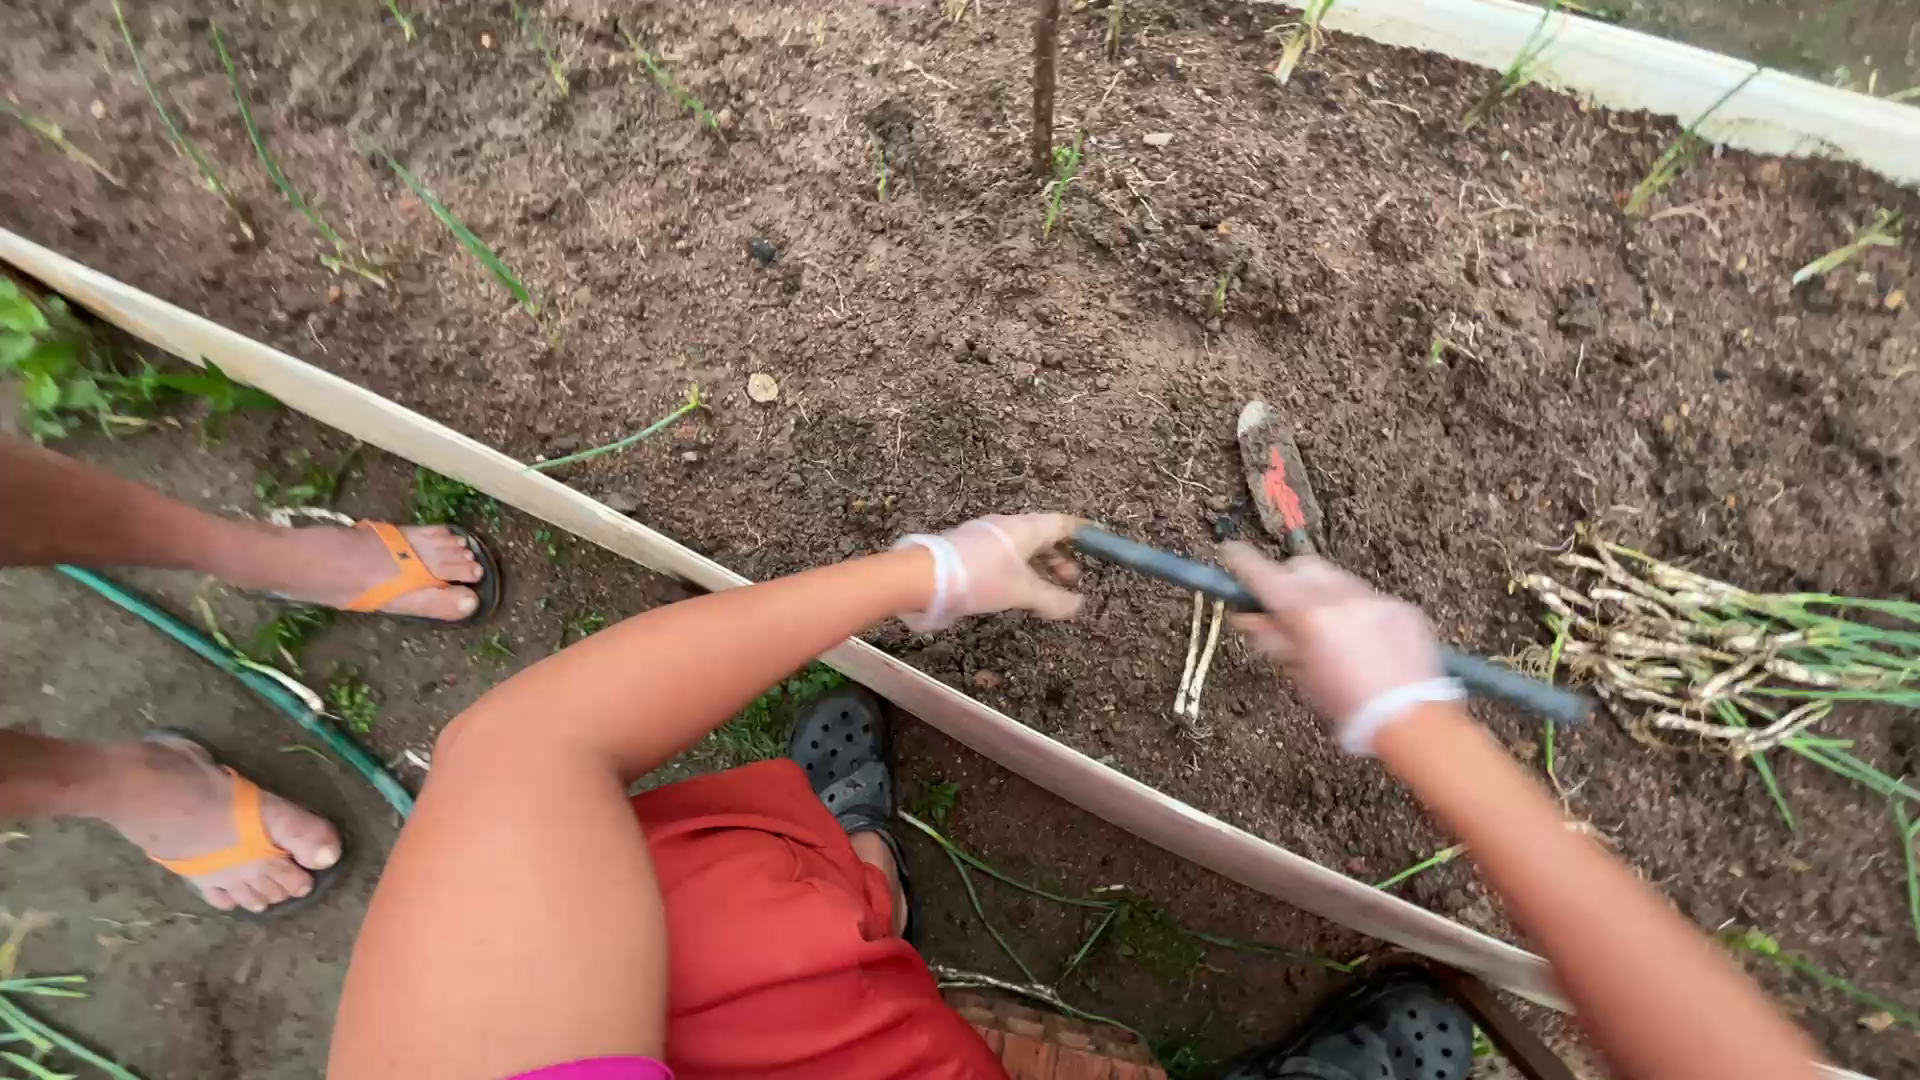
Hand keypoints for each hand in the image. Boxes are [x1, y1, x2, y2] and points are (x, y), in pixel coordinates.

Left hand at [894, 514, 1082, 630]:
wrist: (925, 577)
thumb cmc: (981, 579)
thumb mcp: (1023, 592)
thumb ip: (1053, 599)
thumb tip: (1078, 605)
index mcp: (1025, 528)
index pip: (1061, 523)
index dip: (1081, 532)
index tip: (1095, 541)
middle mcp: (1006, 525)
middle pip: (1041, 534)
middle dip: (1058, 556)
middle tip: (1069, 577)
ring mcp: (985, 534)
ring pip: (1020, 545)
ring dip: (1036, 564)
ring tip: (1042, 588)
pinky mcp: (968, 547)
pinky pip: (1001, 553)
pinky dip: (1016, 567)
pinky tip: (1012, 587)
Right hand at [1220, 544, 1454, 752]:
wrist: (1408, 719)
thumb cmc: (1346, 703)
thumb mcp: (1298, 673)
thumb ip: (1271, 638)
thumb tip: (1247, 615)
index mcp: (1309, 616)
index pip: (1266, 576)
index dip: (1243, 562)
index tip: (1230, 552)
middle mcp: (1340, 598)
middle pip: (1302, 567)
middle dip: (1289, 579)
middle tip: (1286, 606)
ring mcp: (1373, 599)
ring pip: (1335, 578)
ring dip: (1322, 593)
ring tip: (1327, 627)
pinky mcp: (1399, 606)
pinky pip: (1367, 596)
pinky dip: (1354, 609)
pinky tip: (1360, 638)